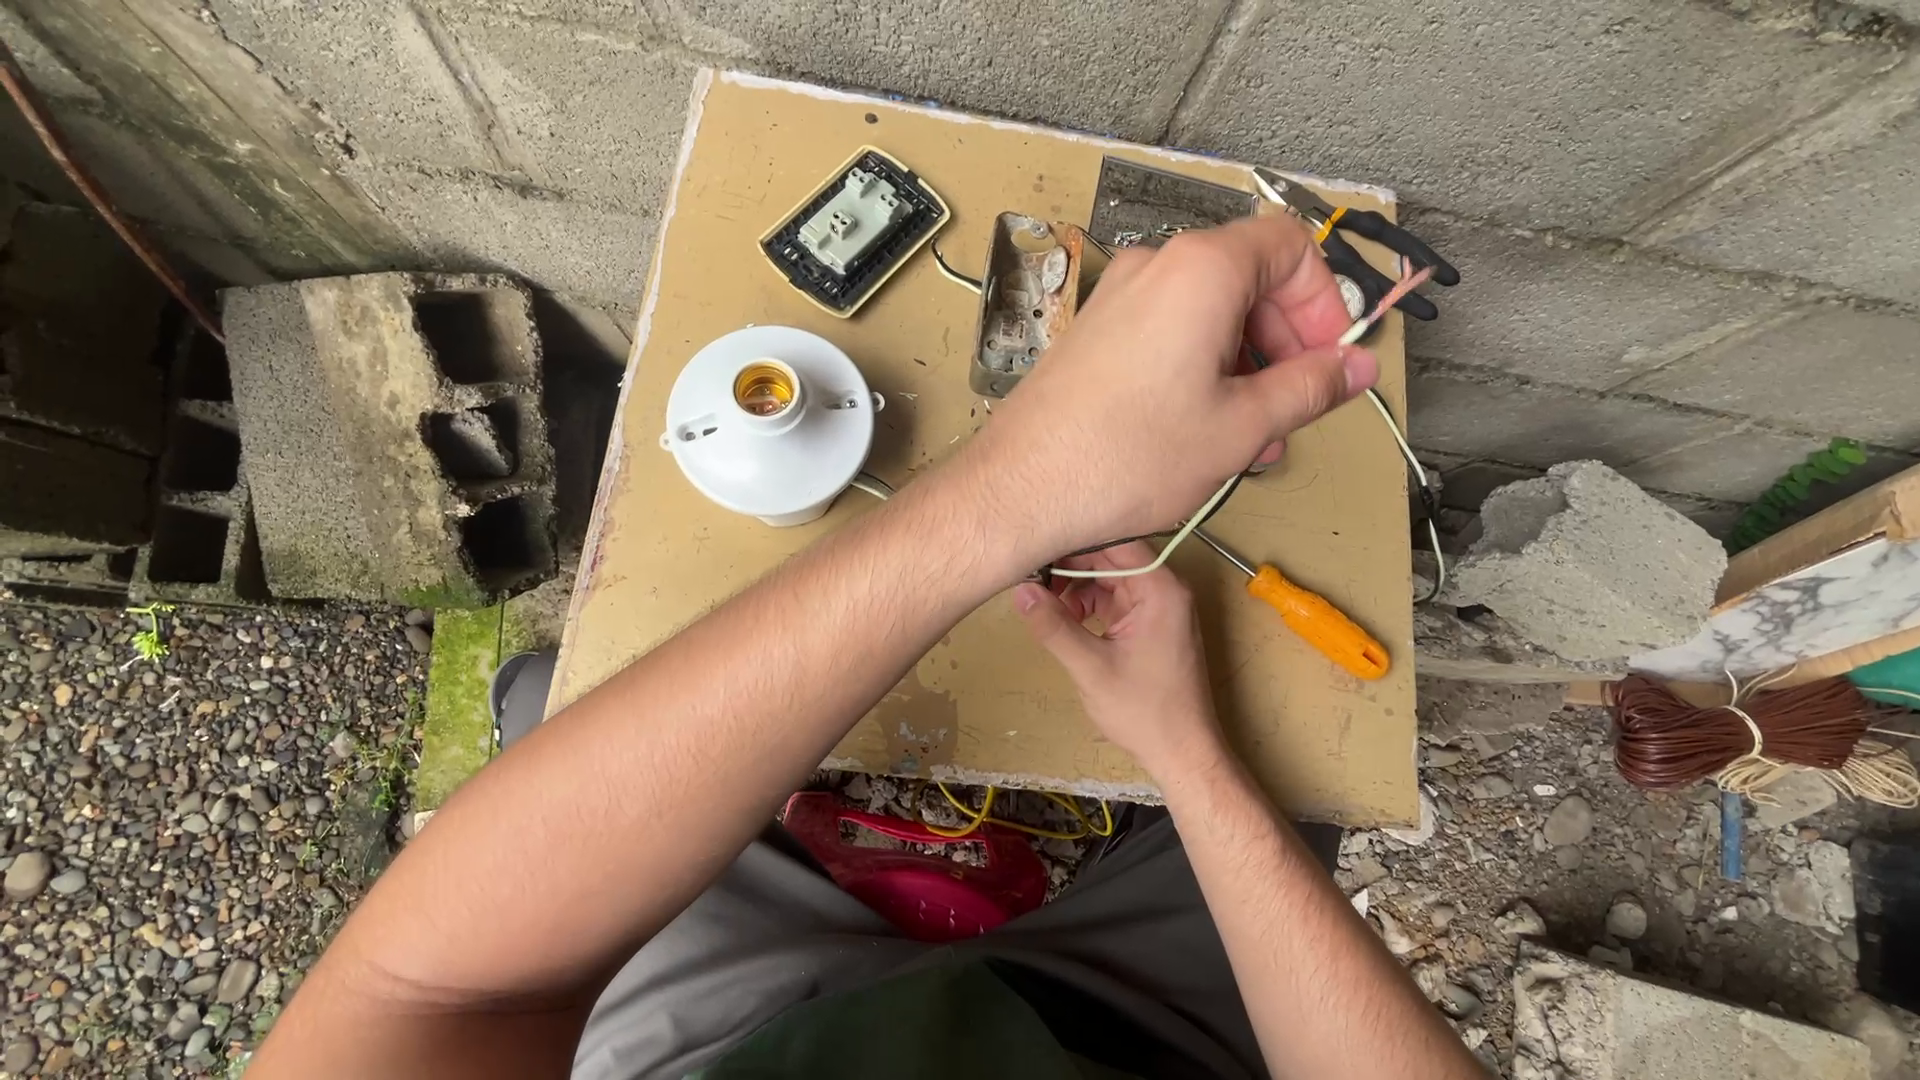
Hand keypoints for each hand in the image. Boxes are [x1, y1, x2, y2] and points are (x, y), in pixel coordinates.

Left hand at [952, 214, 1373, 561]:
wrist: (1021, 489)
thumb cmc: (1127, 458)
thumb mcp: (1240, 427)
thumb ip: (1309, 388)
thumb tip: (1356, 367)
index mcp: (1200, 270)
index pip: (1291, 246)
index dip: (1323, 301)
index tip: (1328, 360)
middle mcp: (1153, 269)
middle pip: (1248, 280)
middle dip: (1282, 343)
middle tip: (1292, 407)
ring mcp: (1115, 300)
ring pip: (1205, 315)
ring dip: (1241, 367)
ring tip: (1249, 436)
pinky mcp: (1092, 335)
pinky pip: (1164, 335)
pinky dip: (1197, 370)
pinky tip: (1201, 430)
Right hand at [1013, 542, 1226, 775]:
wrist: (1181, 752)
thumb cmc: (1144, 711)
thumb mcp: (1091, 667)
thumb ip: (1054, 626)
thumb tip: (1019, 590)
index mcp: (1160, 588)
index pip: (1115, 542)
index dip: (1075, 539)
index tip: (1037, 546)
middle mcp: (1163, 588)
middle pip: (1111, 557)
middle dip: (1071, 564)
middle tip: (1031, 574)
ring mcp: (1158, 607)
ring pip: (1109, 577)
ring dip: (1076, 586)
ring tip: (1044, 602)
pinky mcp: (1149, 625)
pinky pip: (1114, 599)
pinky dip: (1087, 604)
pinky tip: (1066, 620)